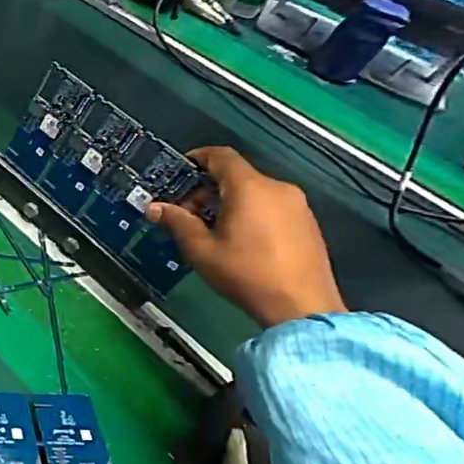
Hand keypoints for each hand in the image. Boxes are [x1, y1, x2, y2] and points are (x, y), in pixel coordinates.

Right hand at [145, 147, 344, 327]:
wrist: (302, 308)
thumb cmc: (246, 275)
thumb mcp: (202, 251)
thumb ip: (178, 223)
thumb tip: (154, 208)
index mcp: (249, 188)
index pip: (221, 156)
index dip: (197, 157)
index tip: (180, 170)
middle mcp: (277, 188)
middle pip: (236, 175)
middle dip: (208, 188)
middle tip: (188, 211)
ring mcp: (297, 205)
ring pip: (255, 191)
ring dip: (230, 201)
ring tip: (213, 229)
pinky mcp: (309, 223)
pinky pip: (273, 206)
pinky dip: (253, 212)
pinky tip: (243, 240)